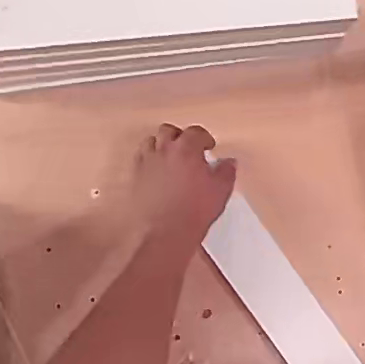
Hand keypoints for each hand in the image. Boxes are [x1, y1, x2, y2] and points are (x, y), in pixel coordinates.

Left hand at [134, 124, 235, 248]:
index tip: (208, 146)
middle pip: (168, 131)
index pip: (195, 132)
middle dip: (180, 136)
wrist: (163, 232)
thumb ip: (226, 172)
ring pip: (150, 141)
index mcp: (186, 149)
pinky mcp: (135, 177)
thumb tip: (229, 163)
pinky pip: (140, 158)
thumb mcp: (220, 191)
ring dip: (161, 144)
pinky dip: (149, 159)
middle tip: (189, 148)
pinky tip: (156, 170)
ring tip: (170, 156)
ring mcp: (146, 163)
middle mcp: (163, 151)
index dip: (204, 138)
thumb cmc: (193, 211)